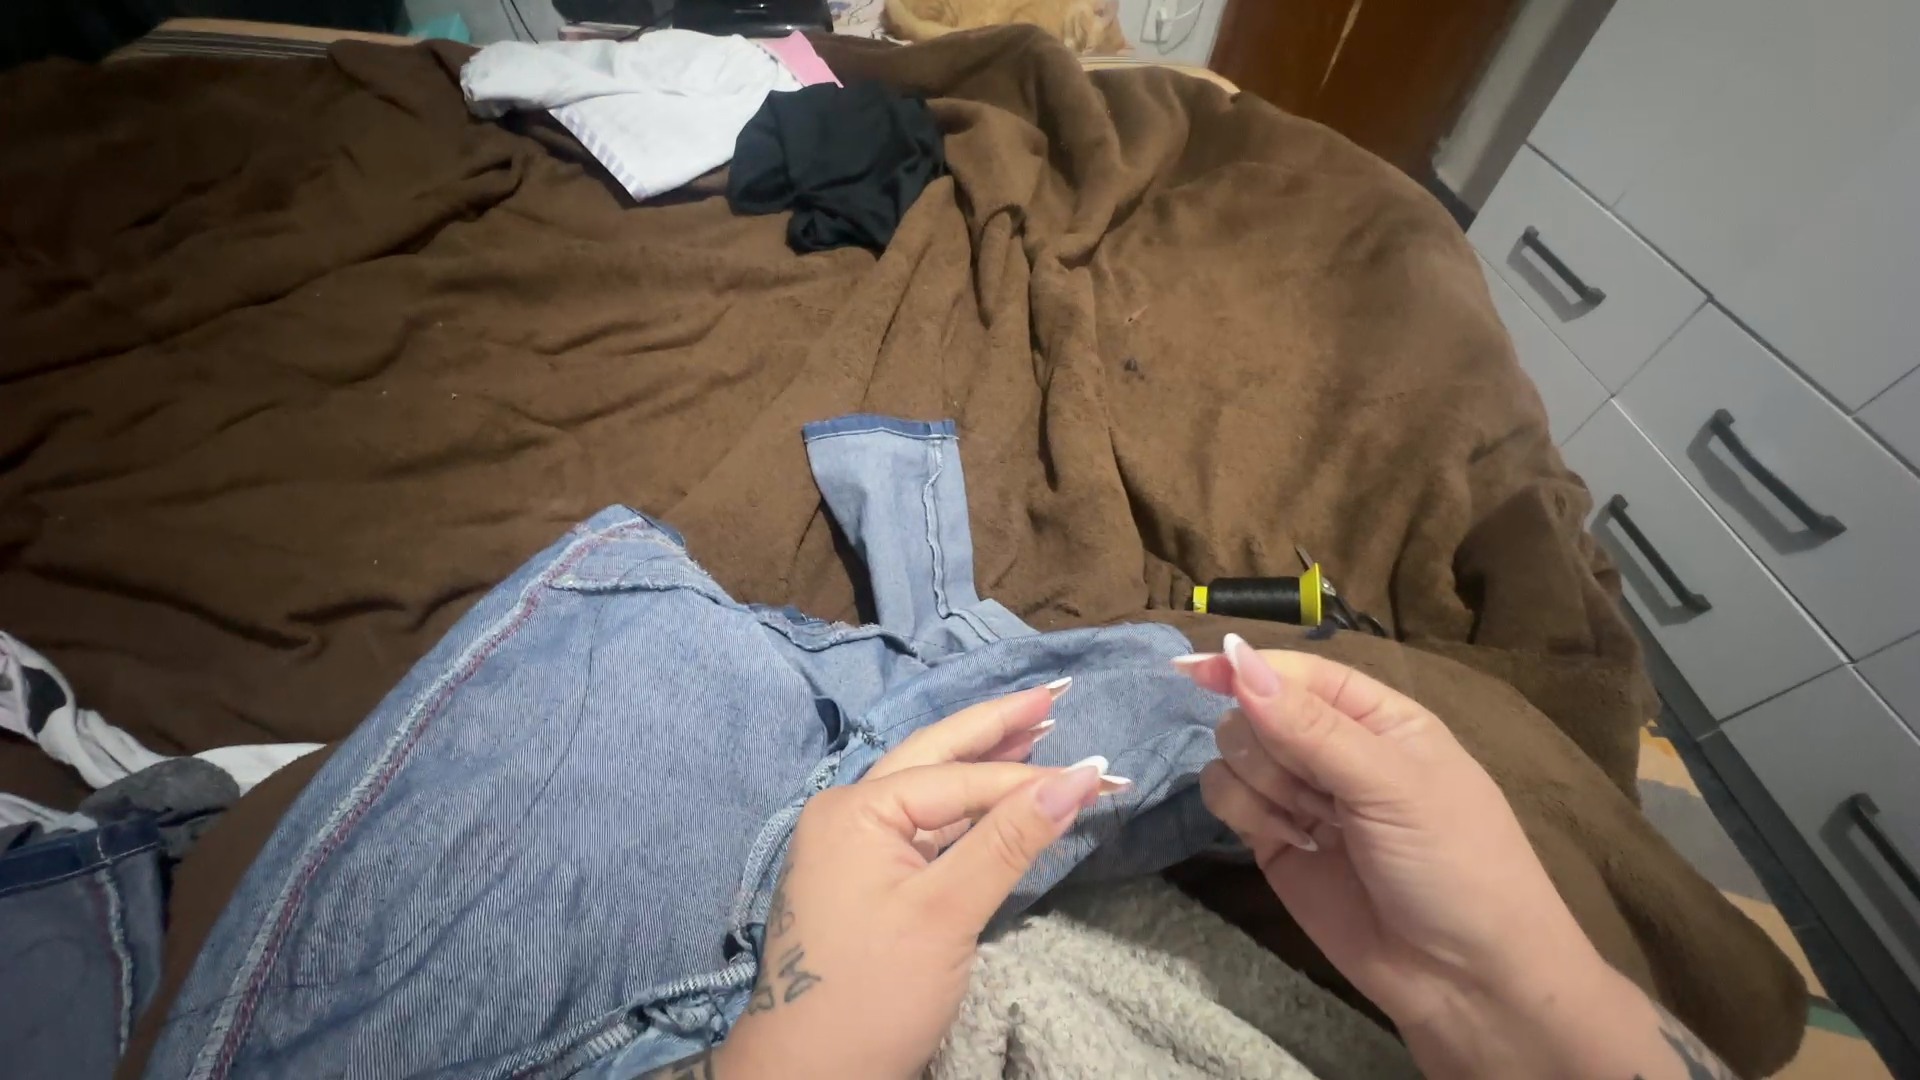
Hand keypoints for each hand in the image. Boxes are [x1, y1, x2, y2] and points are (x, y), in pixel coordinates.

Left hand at [712, 684, 1119, 1079]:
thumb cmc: (872, 996)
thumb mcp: (946, 914)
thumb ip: (1010, 839)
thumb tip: (1078, 778)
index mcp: (856, 807)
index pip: (958, 781)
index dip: (1027, 778)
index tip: (1093, 772)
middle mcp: (848, 808)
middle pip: (934, 754)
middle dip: (994, 726)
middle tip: (1049, 696)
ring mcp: (853, 839)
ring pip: (929, 785)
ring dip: (981, 760)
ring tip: (1034, 728)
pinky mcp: (865, 870)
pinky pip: (922, 822)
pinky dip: (964, 806)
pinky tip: (996, 790)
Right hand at [1177, 635, 1732, 1079]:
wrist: (1464, 987)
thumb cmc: (1453, 867)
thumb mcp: (1393, 787)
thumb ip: (1310, 725)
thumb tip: (1236, 657)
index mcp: (1373, 716)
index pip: (1293, 672)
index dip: (1245, 666)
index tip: (1193, 671)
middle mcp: (1327, 744)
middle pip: (1252, 710)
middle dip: (1270, 748)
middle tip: (1316, 791)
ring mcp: (1295, 789)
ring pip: (1231, 751)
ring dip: (1262, 786)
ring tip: (1314, 825)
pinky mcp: (1268, 831)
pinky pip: (1222, 793)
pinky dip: (1244, 812)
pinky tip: (1290, 840)